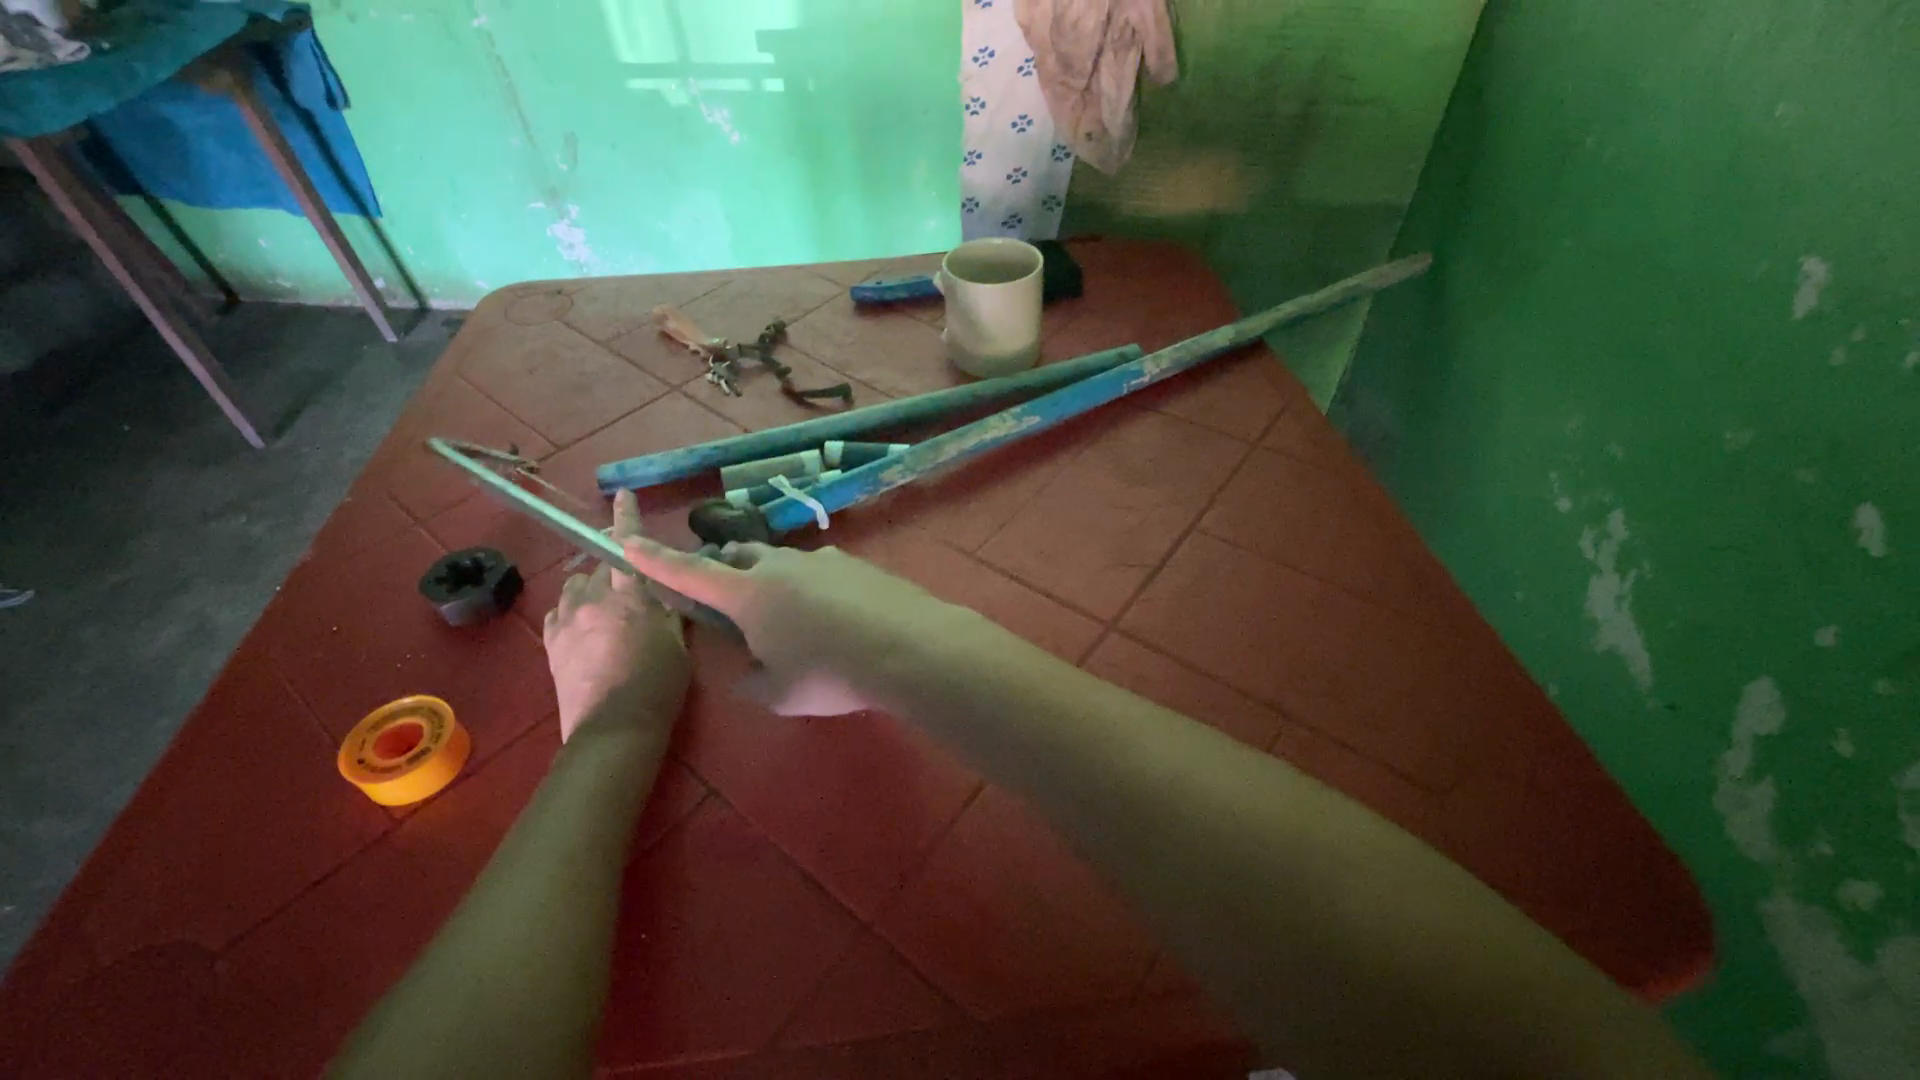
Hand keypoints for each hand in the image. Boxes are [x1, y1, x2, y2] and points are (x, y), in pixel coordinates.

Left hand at [542, 491, 690, 740]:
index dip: (626, 518)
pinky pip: (559, 610)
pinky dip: (573, 609)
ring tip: (605, 604)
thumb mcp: (678, 644)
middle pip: (600, 563)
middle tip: (631, 578)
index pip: (628, 545)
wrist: (614, 728)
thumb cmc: (658, 687)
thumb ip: (670, 610)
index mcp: (632, 596)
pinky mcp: (551, 642)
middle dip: (614, 563)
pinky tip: (584, 624)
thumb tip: (669, 589)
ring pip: (576, 584)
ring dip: (591, 586)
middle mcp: (594, 598)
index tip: (622, 495)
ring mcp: (568, 619)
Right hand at [620, 536, 981, 715]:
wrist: (910, 648)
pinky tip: (836, 621)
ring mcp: (822, 560)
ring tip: (793, 621)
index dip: (655, 560)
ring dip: (774, 581)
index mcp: (748, 594)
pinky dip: (814, 590)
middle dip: (725, 569)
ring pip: (783, 562)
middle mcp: (780, 566)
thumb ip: (750, 681)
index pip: (689, 572)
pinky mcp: (857, 564)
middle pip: (738, 555)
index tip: (627, 541)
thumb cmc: (831, 674)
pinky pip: (821, 571)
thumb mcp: (779, 694)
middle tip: (732, 602)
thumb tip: (743, 672)